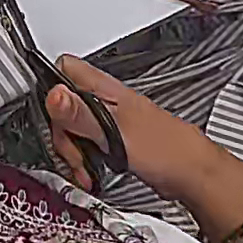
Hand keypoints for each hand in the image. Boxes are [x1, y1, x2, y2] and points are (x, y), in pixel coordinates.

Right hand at [45, 56, 242, 241]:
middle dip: (62, 134)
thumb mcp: (113, 131)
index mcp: (102, 88)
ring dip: (72, 151)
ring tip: (85, 167)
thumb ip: (80, 114)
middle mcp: (102, 98)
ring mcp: (106, 117)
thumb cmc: (163, 147)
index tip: (53, 118)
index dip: (50, 91)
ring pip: (71, 126)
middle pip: (61, 106)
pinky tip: (91, 170)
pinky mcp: (110, 136)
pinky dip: (83, 158)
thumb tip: (53, 95)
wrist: (191, 172)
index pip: (61, 71)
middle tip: (75, 152)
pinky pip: (84, 142)